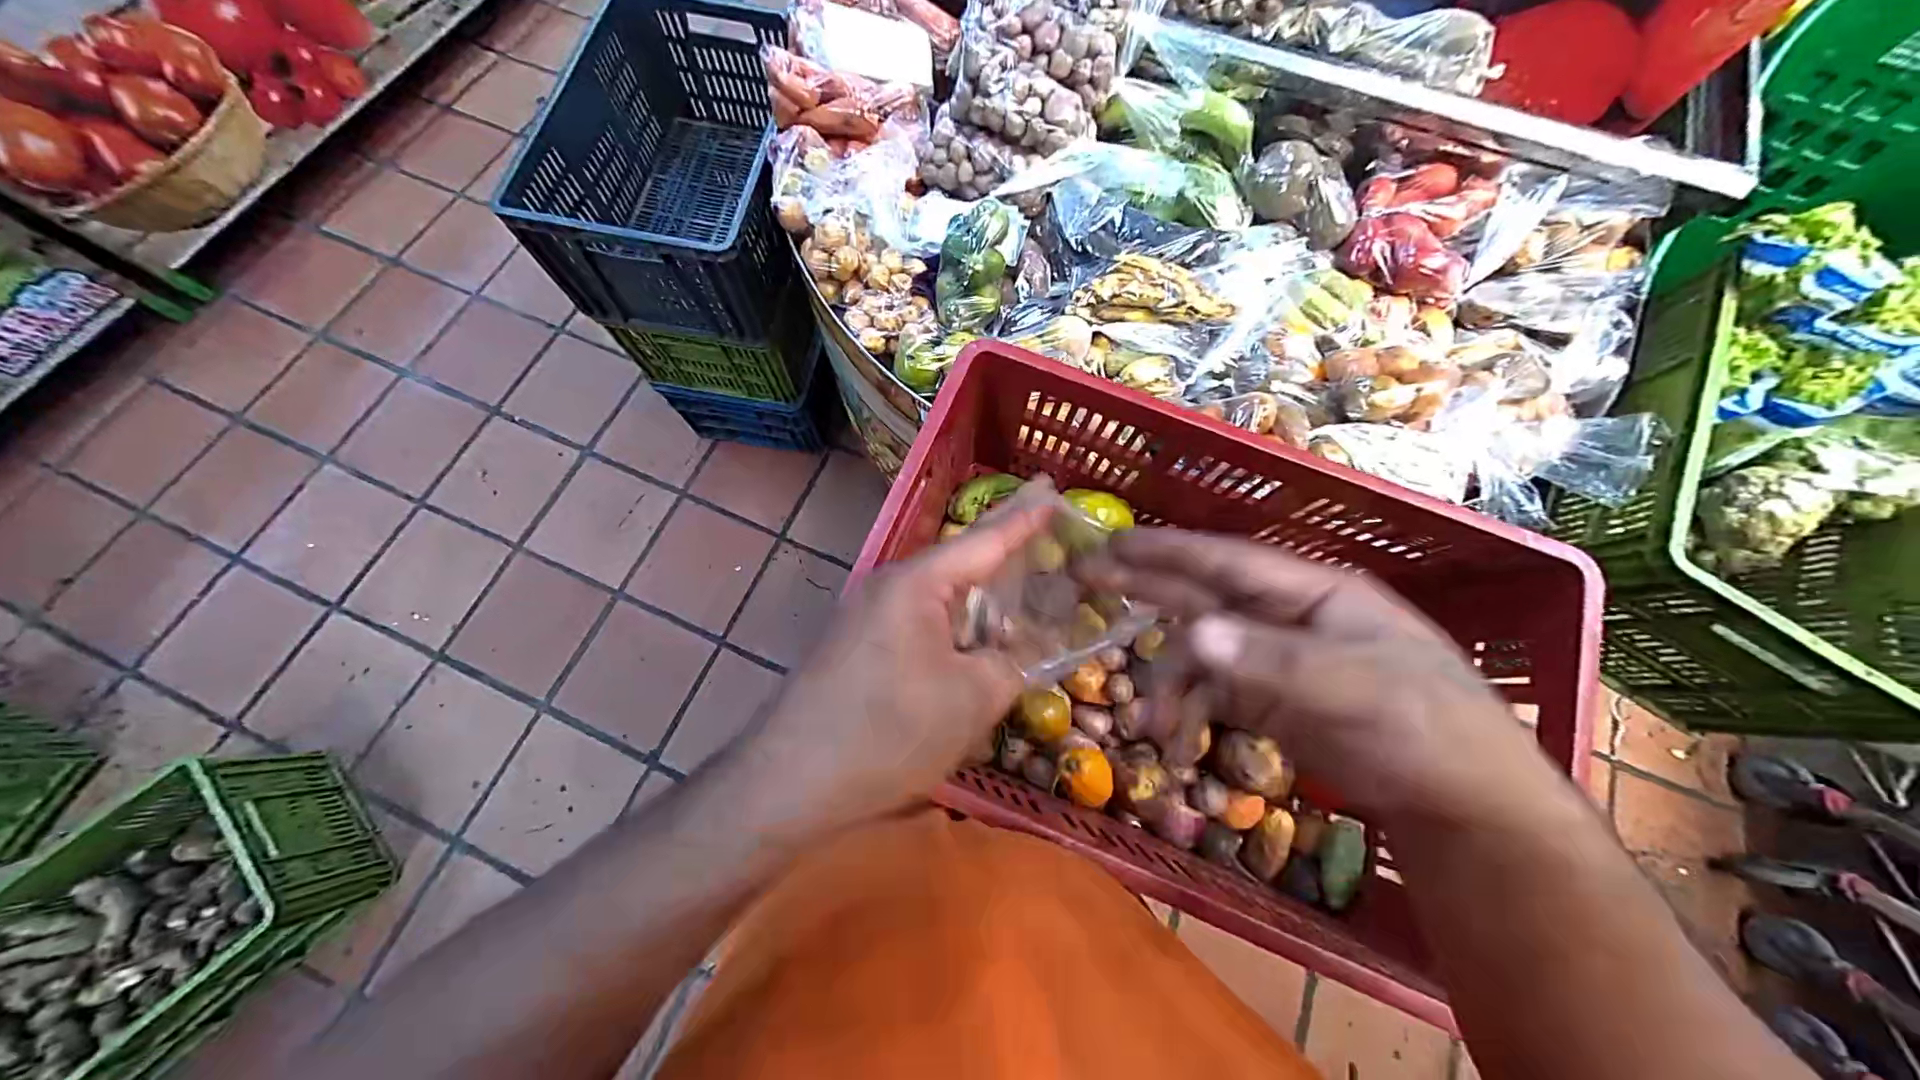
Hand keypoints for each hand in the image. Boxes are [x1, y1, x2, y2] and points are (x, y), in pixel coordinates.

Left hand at [736, 481, 1055, 827]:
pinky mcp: (855, 650)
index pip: (983, 540)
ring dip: (977, 605)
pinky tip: (971, 651)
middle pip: (958, 566)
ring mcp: (865, 619)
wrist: (791, 782)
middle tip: (1046, 547)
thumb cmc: (889, 732)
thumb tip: (1012, 656)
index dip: (1024, 518)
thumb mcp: (971, 700)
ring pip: (937, 601)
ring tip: (1020, 603)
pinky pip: (917, 627)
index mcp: (915, 584)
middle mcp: (886, 588)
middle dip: (1002, 560)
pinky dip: (951, 632)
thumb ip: (1008, 666)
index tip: (1053, 492)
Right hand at [1085, 529, 1567, 824]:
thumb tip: (1191, 635)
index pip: (1226, 561)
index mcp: (1311, 592)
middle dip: (1144, 587)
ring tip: (1149, 721)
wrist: (1459, 801)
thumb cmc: (1422, 725)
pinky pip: (1210, 695)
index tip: (1113, 541)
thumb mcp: (1353, 687)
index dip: (1168, 550)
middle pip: (1201, 594)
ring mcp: (1271, 658)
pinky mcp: (1265, 698)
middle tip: (1084, 576)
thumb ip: (1269, 660)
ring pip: (1198, 653)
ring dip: (1168, 684)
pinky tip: (1176, 746)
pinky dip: (1188, 717)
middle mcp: (1282, 616)